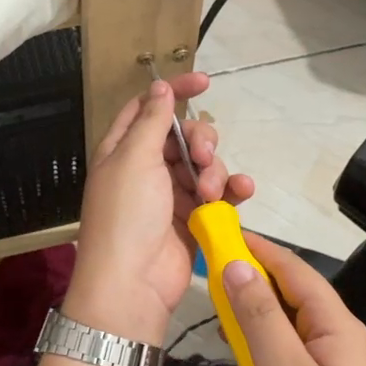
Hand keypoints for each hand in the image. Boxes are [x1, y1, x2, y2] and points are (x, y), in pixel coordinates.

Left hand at [67, 73, 253, 343]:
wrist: (133, 284)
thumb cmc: (126, 216)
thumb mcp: (134, 160)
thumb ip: (151, 121)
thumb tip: (159, 87)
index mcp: (123, 149)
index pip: (148, 107)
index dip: (173, 91)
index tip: (204, 81)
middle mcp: (145, 169)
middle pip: (183, 136)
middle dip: (202, 140)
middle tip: (205, 156)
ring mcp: (170, 195)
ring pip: (204, 165)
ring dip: (215, 170)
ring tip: (210, 192)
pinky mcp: (192, 219)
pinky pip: (217, 195)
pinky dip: (231, 190)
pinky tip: (242, 191)